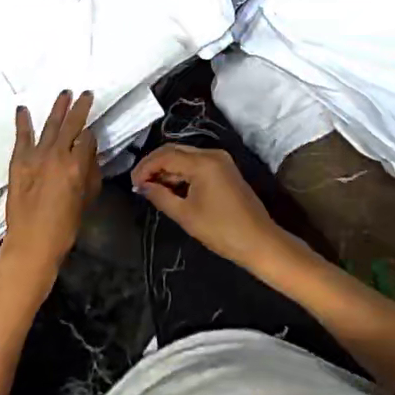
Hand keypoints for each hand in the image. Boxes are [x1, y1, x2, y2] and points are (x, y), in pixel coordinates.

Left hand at [0, 90, 98, 294]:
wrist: (31, 242)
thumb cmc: (64, 226)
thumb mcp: (86, 200)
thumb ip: (91, 174)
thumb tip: (91, 155)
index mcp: (77, 166)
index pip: (88, 139)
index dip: (91, 134)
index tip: (92, 132)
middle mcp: (57, 155)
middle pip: (71, 125)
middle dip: (80, 108)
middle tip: (86, 94)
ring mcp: (36, 156)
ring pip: (50, 125)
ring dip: (58, 108)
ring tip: (64, 93)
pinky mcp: (18, 161)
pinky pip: (22, 136)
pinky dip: (22, 121)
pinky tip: (23, 108)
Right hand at [132, 143, 300, 272]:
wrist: (261, 243)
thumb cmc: (222, 231)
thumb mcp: (185, 215)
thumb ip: (160, 196)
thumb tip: (142, 186)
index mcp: (202, 162)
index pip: (165, 156)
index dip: (145, 167)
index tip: (133, 183)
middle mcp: (211, 154)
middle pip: (173, 150)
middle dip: (154, 165)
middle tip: (139, 183)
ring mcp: (220, 160)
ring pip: (184, 156)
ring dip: (167, 169)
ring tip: (152, 188)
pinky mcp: (224, 169)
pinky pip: (195, 163)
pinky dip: (181, 172)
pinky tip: (171, 187)